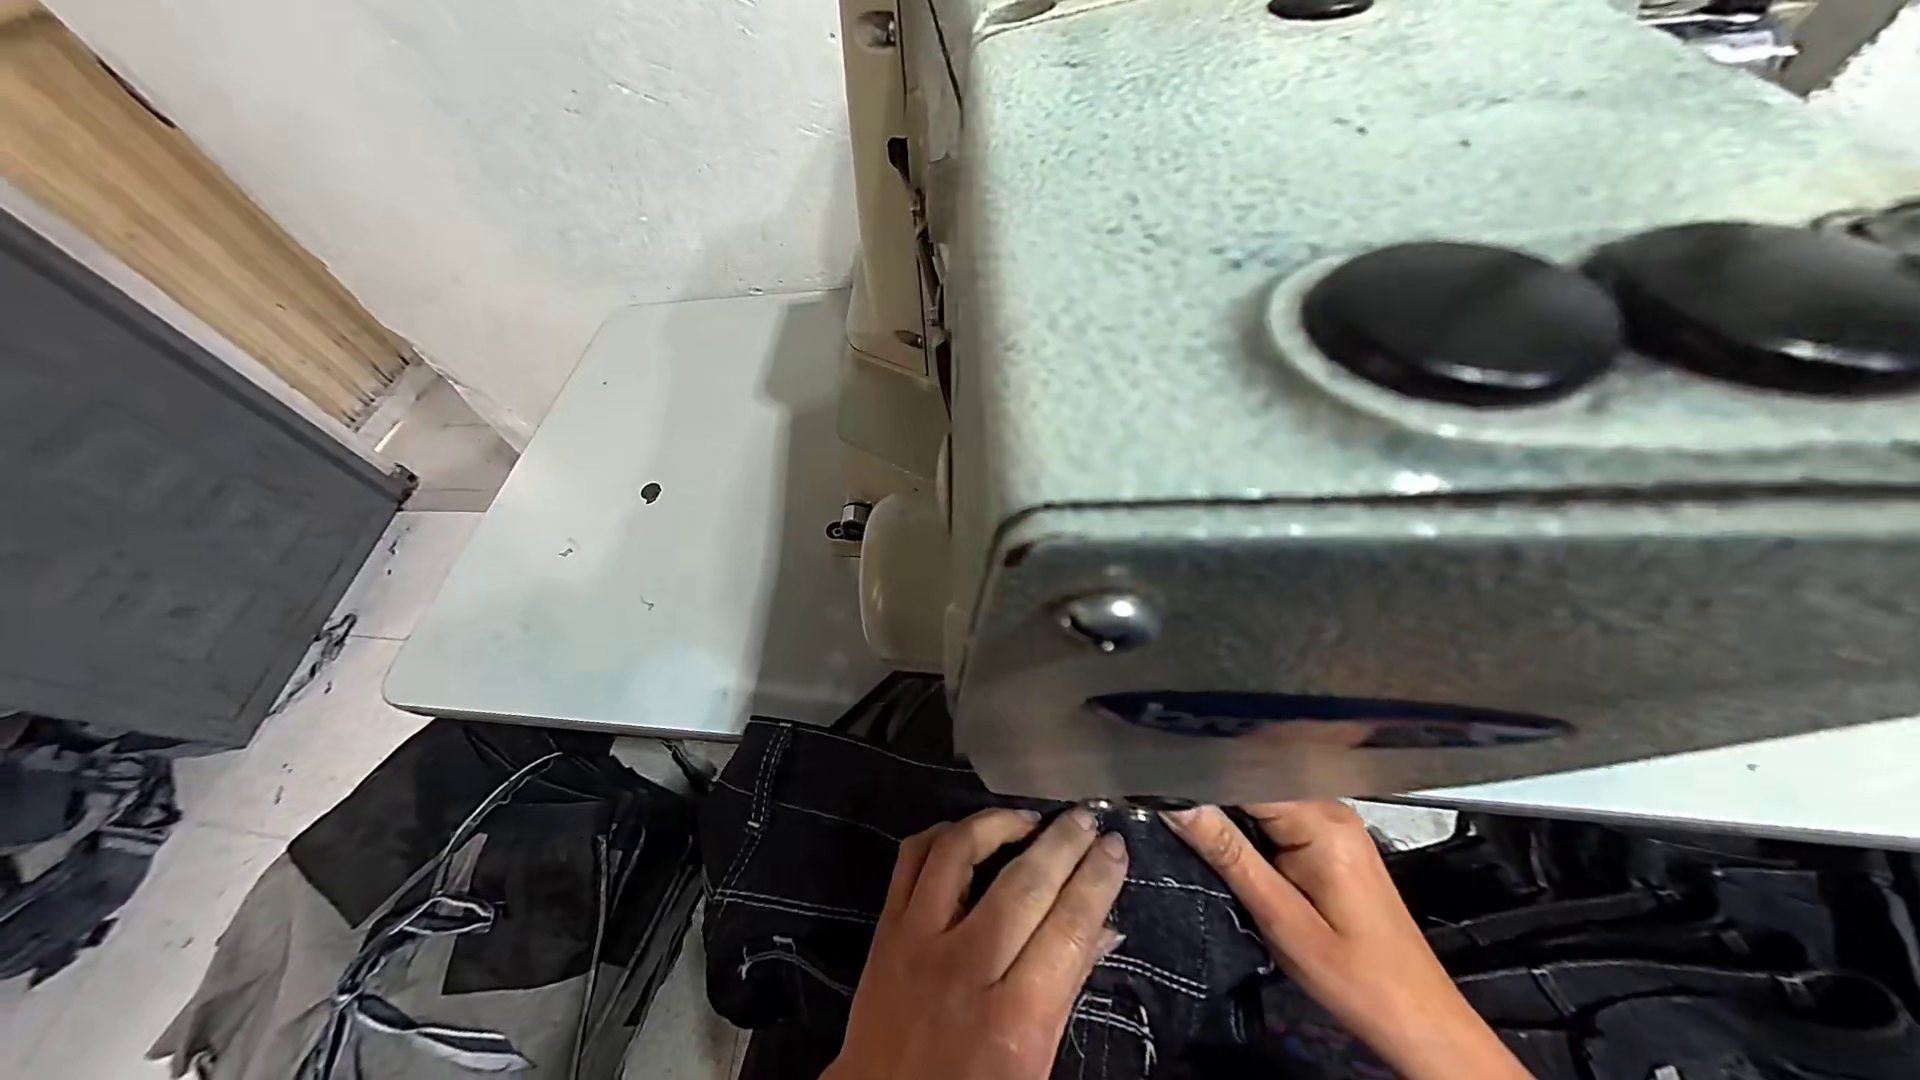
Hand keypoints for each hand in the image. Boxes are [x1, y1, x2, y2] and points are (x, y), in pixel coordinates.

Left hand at [825, 806, 1129, 1079]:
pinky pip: (911, 858)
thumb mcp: (1035, 1061)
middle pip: (1023, 885)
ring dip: (1000, 823)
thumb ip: (1067, 989)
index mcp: (1014, 1021)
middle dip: (1063, 844)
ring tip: (1032, 818)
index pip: (1067, 929)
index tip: (1114, 846)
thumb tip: (1104, 926)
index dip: (1096, 880)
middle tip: (1085, 817)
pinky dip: (942, 832)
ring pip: (960, 855)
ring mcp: (918, 942)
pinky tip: (969, 829)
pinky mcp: (886, 928)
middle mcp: (965, 970)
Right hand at [1163, 801, 1531, 1079]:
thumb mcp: (1281, 919)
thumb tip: (1175, 804)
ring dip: (1223, 798)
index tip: (1154, 776)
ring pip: (1263, 791)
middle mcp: (1329, 808)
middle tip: (1157, 788)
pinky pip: (1277, 810)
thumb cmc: (1355, 978)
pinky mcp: (1330, 838)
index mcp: (1320, 821)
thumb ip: (1227, 854)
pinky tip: (1218, 825)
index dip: (1198, 773)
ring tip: (1176, 800)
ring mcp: (1333, 821)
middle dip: (1207, 782)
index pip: (1246, 774)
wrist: (1421, 1021)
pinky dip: (1245, 816)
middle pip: (1254, 776)